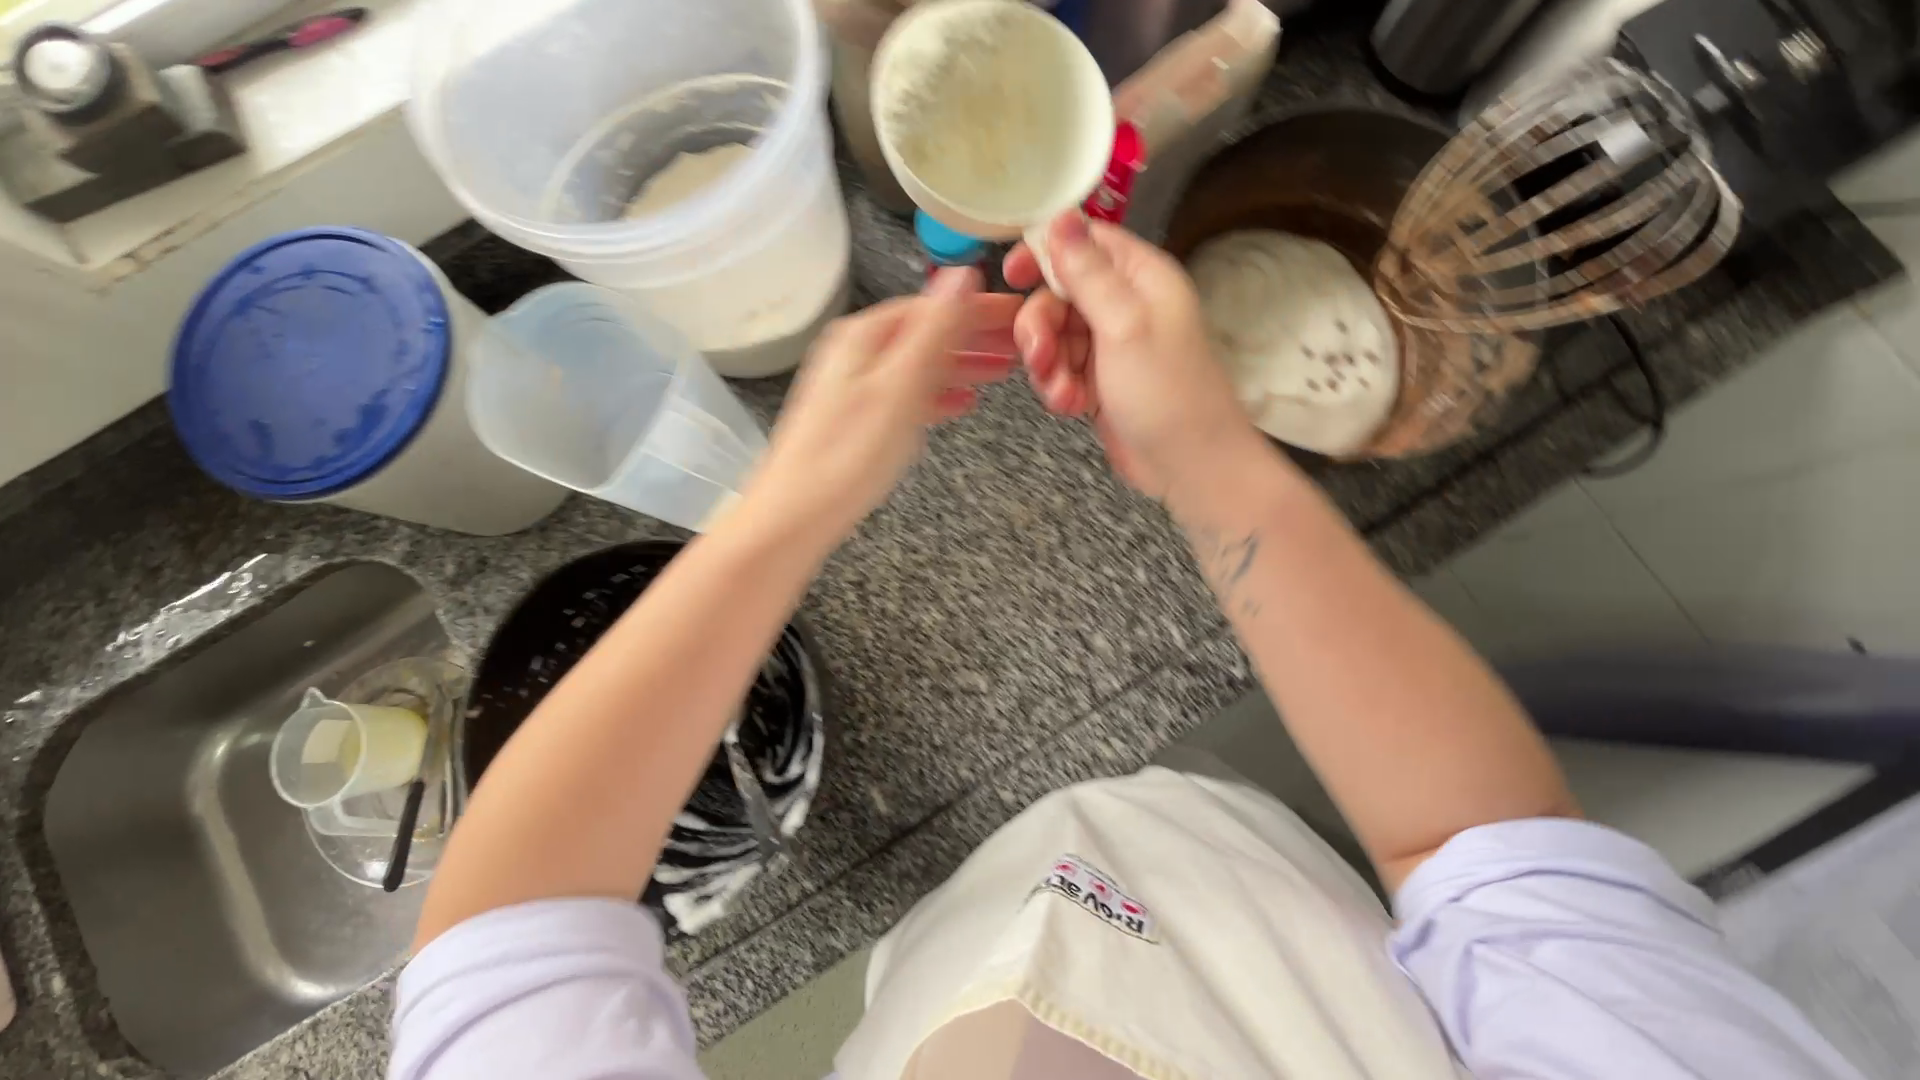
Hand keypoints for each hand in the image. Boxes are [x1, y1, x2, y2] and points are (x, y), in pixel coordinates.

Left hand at [744, 267, 1019, 543]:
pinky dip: (938, 393)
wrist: (797, 514)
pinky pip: (908, 394)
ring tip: (1000, 371)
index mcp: (864, 337)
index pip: (933, 306)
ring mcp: (855, 387)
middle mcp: (856, 354)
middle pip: (927, 332)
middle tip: (1018, 343)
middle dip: (974, 336)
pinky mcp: (857, 419)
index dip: (979, 308)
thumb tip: (959, 277)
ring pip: (920, 364)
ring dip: (962, 364)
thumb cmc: (844, 457)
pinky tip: (959, 403)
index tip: (1016, 313)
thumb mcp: (900, 386)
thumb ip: (933, 331)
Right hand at [1006, 213, 1258, 495]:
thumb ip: (1087, 272)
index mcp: (1140, 277)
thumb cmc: (1165, 391)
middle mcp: (1124, 303)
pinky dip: (1058, 388)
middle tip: (1039, 357)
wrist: (1186, 465)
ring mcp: (1109, 344)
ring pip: (1052, 335)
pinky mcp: (1098, 379)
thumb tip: (1059, 215)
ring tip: (1063, 395)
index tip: (1014, 276)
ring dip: (1047, 366)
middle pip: (1058, 293)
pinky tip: (1072, 408)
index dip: (1046, 253)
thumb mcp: (1123, 324)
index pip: (1084, 242)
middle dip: (1040, 327)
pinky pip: (1059, 369)